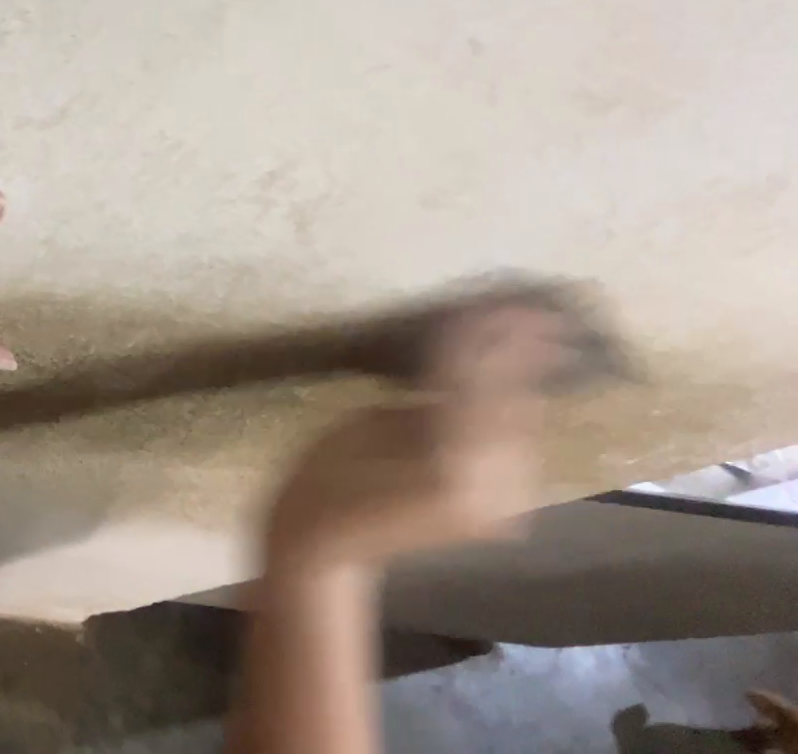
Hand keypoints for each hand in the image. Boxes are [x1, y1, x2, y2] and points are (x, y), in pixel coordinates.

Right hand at [264, 305, 579, 574]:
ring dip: (523, 380)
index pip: (476, 390)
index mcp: (449, 467)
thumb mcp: (361, 429)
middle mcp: (491, 489)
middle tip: (533, 309)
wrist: (321, 547)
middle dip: (518, 357)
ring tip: (533, 334)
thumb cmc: (317, 483)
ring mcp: (502, 504)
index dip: (489, 344)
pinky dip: (510, 412)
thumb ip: (420, 406)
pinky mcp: (499, 508)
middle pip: (510, 408)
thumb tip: (461, 369)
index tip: (503, 303)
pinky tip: (511, 382)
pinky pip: (511, 448)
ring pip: (519, 428)